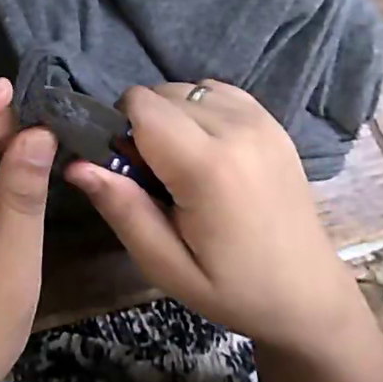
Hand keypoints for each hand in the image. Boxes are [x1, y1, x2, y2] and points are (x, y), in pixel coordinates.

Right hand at [65, 81, 362, 351]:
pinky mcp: (271, 119)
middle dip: (145, 125)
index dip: (121, 129)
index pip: (140, 103)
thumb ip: (121, 208)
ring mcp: (259, 119)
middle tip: (159, 176)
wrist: (308, 294)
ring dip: (172, 115)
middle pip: (160, 92)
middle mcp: (236, 128)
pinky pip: (215, 90)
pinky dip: (199, 108)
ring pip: (185, 87)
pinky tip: (209, 148)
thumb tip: (75, 164)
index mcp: (208, 166)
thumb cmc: (232, 288)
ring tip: (185, 163)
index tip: (130, 170)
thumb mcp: (166, 265)